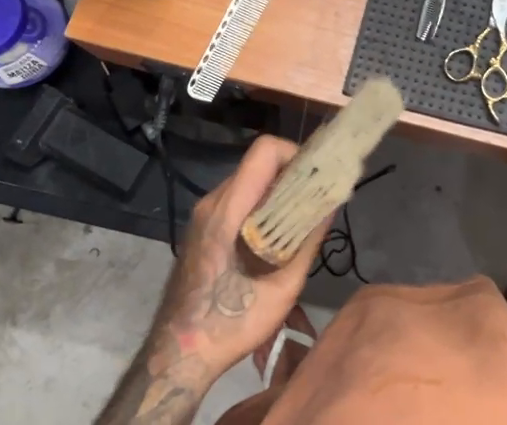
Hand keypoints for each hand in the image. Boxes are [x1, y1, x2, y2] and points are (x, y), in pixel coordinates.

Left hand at [147, 136, 329, 386]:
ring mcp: (203, 215)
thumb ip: (308, 243)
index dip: (295, 154)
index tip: (315, 179)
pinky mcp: (201, 229)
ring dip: (275, 193)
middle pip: (257, 165)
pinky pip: (236, 201)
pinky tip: (273, 239)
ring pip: (247, 182)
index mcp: (228, 210)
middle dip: (291, 176)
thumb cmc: (231, 325)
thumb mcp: (282, 289)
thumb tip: (330, 208)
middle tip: (314, 202)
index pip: (264, 151)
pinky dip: (259, 207)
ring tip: (297, 223)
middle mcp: (212, 202)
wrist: (176, 355)